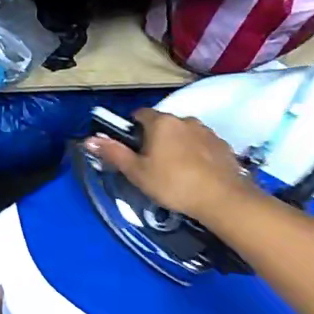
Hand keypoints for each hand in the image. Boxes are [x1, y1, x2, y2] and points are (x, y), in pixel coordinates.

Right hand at [84, 109, 259, 220]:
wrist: (222, 198)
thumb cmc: (173, 184)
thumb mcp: (137, 173)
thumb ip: (114, 153)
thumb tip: (89, 139)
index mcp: (161, 122)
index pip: (139, 114)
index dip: (132, 129)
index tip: (132, 149)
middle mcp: (185, 119)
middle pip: (163, 124)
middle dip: (156, 139)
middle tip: (152, 165)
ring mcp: (207, 131)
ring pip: (184, 134)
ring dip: (177, 146)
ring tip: (176, 172)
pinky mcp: (223, 145)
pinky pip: (202, 145)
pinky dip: (196, 154)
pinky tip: (196, 174)